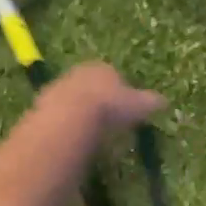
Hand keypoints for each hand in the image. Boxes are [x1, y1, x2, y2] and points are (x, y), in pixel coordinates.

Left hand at [41, 62, 164, 134]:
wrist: (70, 117)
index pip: (112, 75)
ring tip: (88, 133)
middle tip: (105, 121)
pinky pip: (57, 115)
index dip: (119, 91)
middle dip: (96, 100)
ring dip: (77, 112)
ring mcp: (57, 88)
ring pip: (70, 99)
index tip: (123, 109)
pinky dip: (64, 124)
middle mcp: (77, 73)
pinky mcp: (41, 106)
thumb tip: (164, 102)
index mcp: (101, 68)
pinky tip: (70, 137)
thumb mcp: (138, 105)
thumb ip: (149, 102)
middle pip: (88, 86)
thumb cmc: (110, 107)